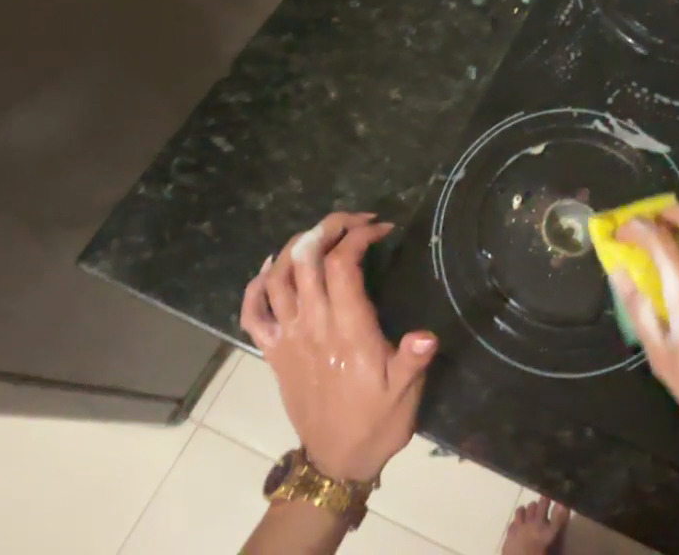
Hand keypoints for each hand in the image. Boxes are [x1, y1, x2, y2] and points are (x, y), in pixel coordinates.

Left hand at [239, 211, 438, 482]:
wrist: (337, 460)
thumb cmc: (377, 420)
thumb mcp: (405, 391)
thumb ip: (413, 360)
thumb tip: (427, 336)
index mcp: (347, 329)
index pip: (342, 265)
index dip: (359, 236)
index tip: (382, 228)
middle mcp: (312, 325)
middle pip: (307, 258)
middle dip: (329, 227)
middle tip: (355, 220)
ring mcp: (288, 337)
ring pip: (278, 277)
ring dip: (296, 245)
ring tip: (321, 234)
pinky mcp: (273, 352)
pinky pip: (251, 313)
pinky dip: (256, 284)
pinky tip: (271, 267)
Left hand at [500, 497, 569, 554]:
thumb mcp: (553, 548)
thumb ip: (557, 529)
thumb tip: (563, 511)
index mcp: (547, 532)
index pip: (558, 513)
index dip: (561, 506)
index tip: (561, 500)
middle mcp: (534, 525)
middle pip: (539, 506)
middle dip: (543, 502)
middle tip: (545, 501)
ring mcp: (520, 528)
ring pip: (523, 509)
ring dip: (528, 510)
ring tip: (531, 512)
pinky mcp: (509, 534)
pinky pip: (513, 521)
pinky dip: (518, 521)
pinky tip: (519, 525)